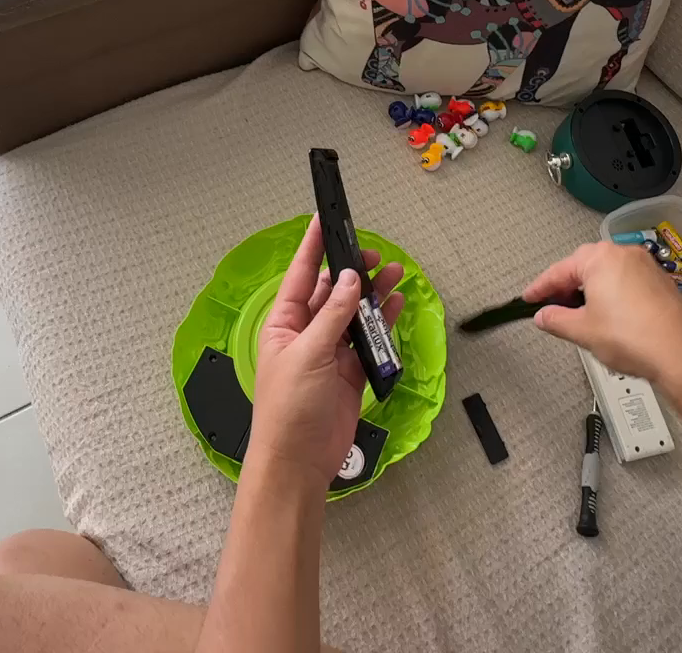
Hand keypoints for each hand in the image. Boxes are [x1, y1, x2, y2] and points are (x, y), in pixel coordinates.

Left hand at [252, 216, 403, 489]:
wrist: (298, 463)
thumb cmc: (290, 406)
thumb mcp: (308, 354)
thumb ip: (334, 315)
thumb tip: (353, 279)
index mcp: (285, 323)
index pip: (302, 275)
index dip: (313, 247)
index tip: (324, 218)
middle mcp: (307, 331)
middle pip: (333, 291)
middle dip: (352, 271)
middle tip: (375, 255)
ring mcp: (331, 351)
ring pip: (354, 313)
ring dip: (373, 293)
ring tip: (395, 272)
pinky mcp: (352, 370)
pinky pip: (369, 338)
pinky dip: (382, 321)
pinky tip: (396, 304)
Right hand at [522, 242, 681, 386]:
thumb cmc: (633, 338)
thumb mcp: (583, 331)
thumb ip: (556, 320)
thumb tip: (544, 316)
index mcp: (600, 258)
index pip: (559, 271)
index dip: (540, 288)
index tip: (529, 299)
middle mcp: (624, 254)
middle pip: (584, 267)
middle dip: (566, 287)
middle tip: (552, 307)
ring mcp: (646, 267)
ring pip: (607, 274)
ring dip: (590, 291)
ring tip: (580, 316)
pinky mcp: (661, 283)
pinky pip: (627, 282)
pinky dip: (612, 295)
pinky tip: (609, 317)